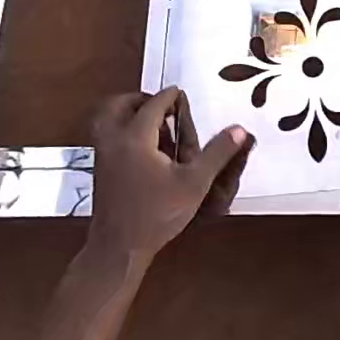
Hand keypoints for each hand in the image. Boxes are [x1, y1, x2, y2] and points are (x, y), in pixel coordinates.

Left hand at [89, 88, 251, 259]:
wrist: (119, 246)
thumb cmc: (157, 213)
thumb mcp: (195, 182)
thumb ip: (217, 153)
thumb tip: (239, 129)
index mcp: (135, 138)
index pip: (153, 105)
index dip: (169, 97)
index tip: (180, 92)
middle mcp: (113, 140)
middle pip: (119, 105)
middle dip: (140, 99)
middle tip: (162, 104)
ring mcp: (102, 155)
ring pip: (106, 119)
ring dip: (127, 113)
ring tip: (153, 123)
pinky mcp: (100, 169)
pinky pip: (107, 136)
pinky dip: (122, 129)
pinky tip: (144, 147)